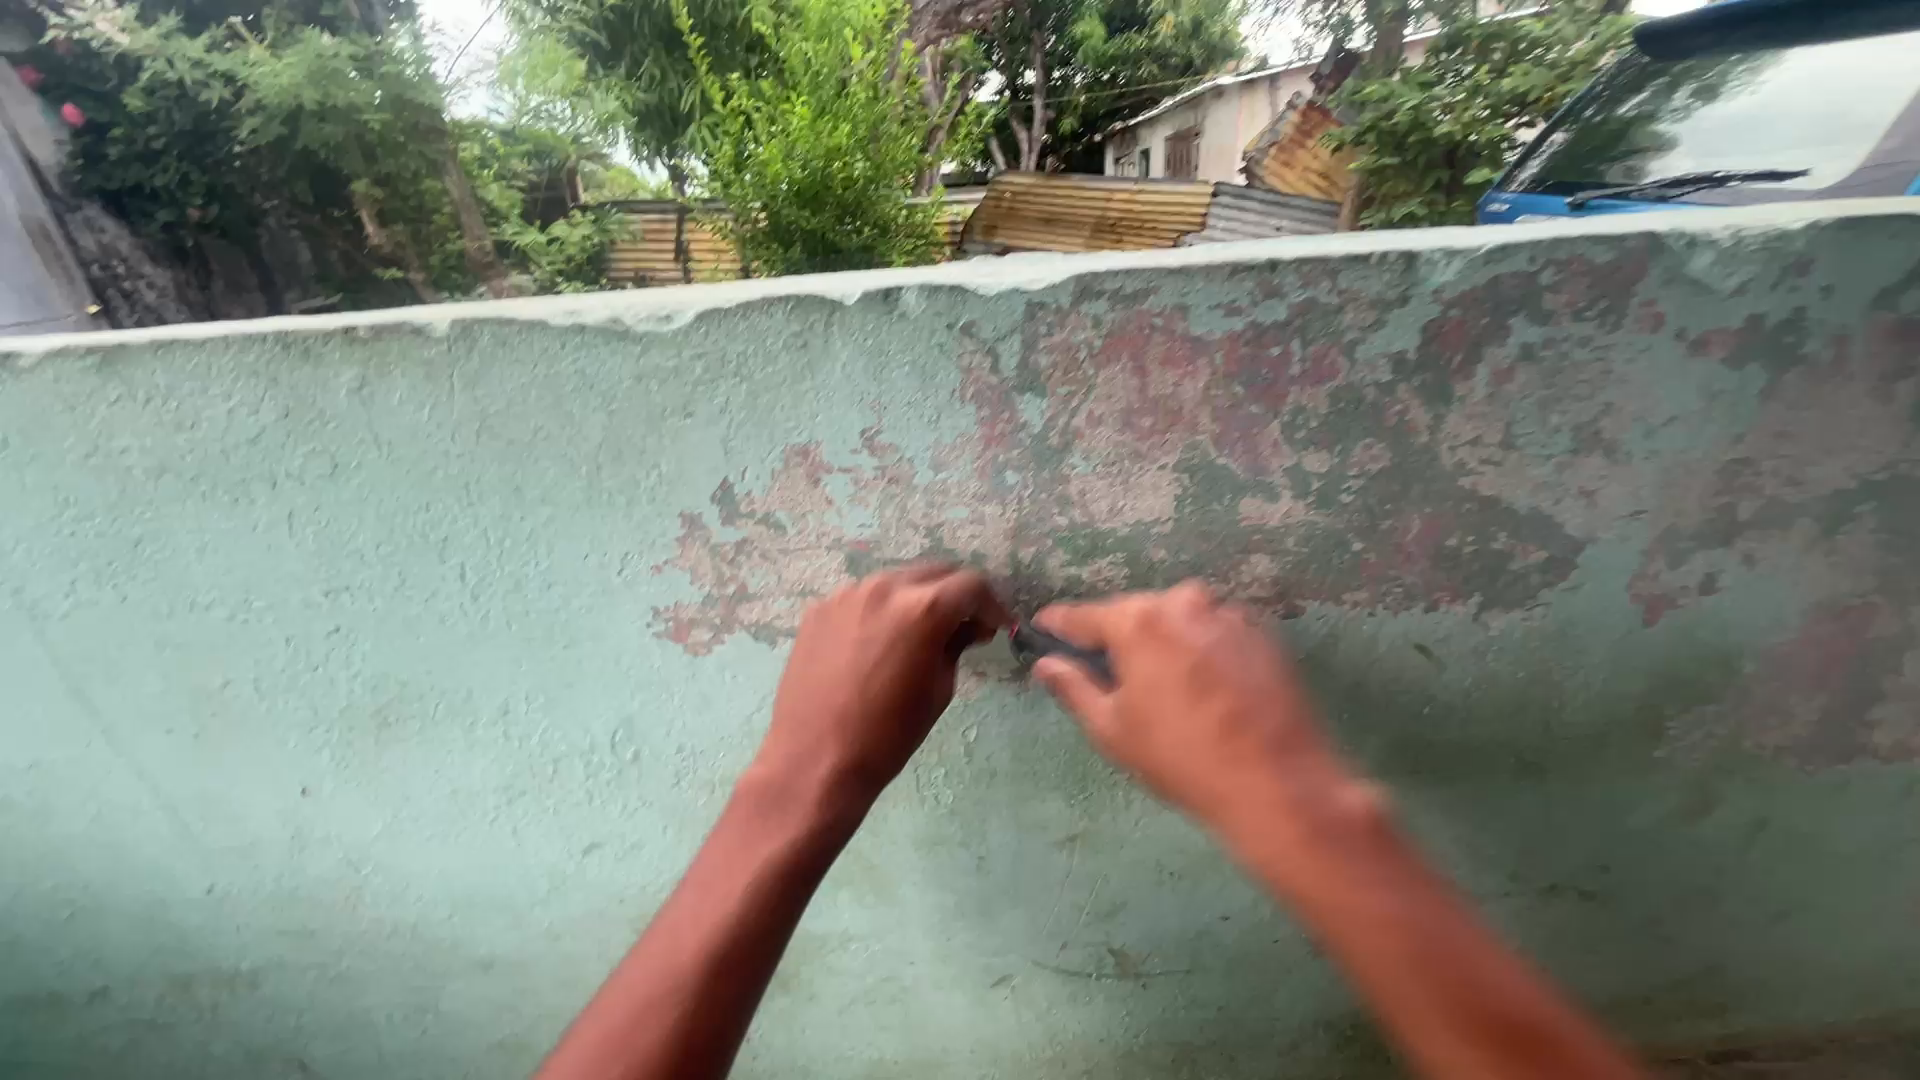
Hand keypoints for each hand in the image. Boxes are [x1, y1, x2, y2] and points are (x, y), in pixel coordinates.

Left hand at [755, 563, 1008, 807]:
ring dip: (917, 598)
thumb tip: (967, 627)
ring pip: (897, 581)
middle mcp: (884, 587)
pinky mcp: (819, 609)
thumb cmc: (888, 735)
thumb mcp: (939, 690)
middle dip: (956, 595)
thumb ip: (956, 645)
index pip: (971, 585)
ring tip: (919, 634)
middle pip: (935, 572)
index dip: (992, 604)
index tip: (996, 626)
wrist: (814, 760)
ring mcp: (846, 594)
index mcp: (922, 608)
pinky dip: (882, 610)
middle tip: (964, 626)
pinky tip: (878, 643)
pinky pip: (863, 597)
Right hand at [1032, 581, 1347, 830]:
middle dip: (1116, 636)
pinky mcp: (1262, 634)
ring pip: (1177, 620)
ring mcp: (1227, 615)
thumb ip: (1073, 687)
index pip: (1082, 616)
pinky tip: (1205, 687)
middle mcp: (1182, 602)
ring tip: (1162, 683)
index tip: (1041, 627)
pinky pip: (1213, 632)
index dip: (1058, 624)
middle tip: (1108, 671)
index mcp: (1137, 621)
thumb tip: (1044, 663)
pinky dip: (1199, 648)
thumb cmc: (1180, 757)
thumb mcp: (1111, 729)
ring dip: (1162, 641)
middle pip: (1134, 613)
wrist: (1278, 784)